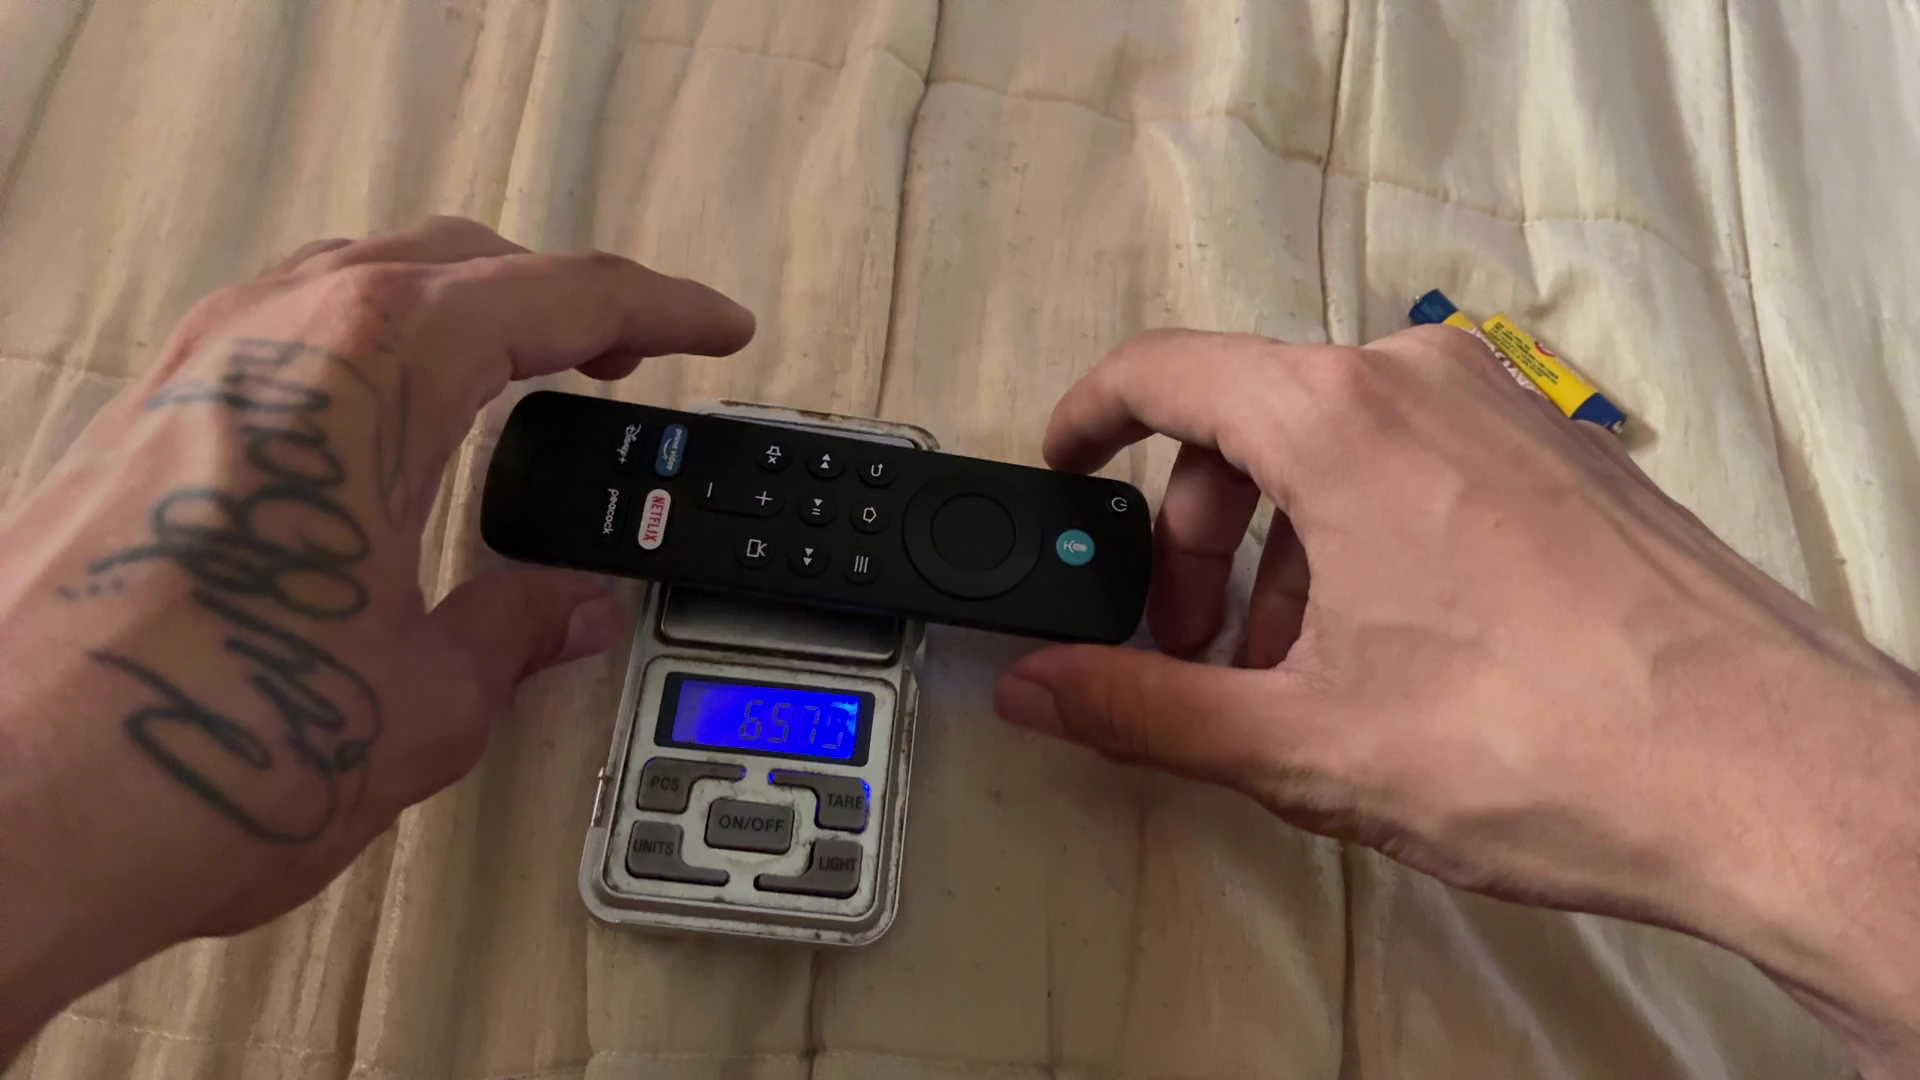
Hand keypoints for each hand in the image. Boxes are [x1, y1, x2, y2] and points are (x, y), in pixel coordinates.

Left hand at [0, 217, 752, 1049]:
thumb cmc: (214, 748)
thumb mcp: (427, 697)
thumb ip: (519, 626)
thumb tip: (584, 607)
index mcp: (372, 374)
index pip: (558, 300)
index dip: (662, 313)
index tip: (723, 329)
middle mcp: (279, 340)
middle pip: (469, 262)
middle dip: (576, 301)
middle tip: (641, 362)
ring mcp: (202, 368)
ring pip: (379, 272)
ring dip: (489, 306)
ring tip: (552, 367)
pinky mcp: (155, 414)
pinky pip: (310, 319)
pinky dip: (404, 334)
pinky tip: (424, 400)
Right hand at [993, 327, 1919, 1074]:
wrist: (1800, 794)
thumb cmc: (1536, 748)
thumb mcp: (1295, 738)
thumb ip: (1139, 708)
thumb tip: (1031, 691)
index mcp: (1335, 419)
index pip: (1160, 370)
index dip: (1088, 417)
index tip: (1062, 467)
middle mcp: (1409, 379)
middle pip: (1231, 429)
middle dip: (1184, 538)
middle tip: (1179, 637)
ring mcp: (1486, 403)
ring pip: (1308, 449)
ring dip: (1259, 551)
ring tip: (1271, 663)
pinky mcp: (1536, 445)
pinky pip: (1387, 462)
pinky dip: (1334, 537)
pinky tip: (1357, 639)